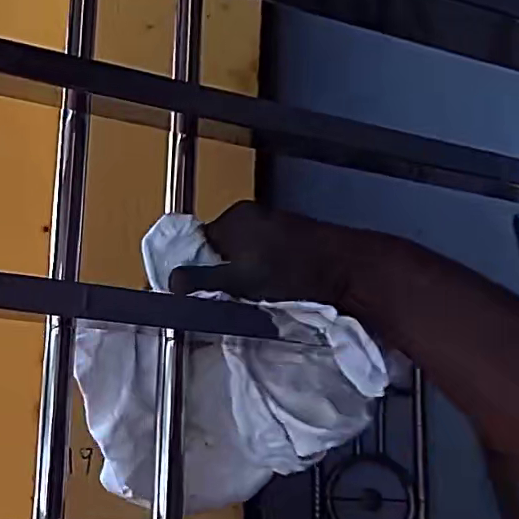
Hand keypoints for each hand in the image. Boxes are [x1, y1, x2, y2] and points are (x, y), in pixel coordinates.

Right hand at [167, 200, 394, 306]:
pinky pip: (260, 261)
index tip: (193, 294)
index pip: (195, 243)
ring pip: (239, 259)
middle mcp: (251, 217)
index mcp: (234, 218)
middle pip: (217, 251)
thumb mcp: (238, 281)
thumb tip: (170, 283)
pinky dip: (259, 278)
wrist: (348, 271)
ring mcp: (272, 228)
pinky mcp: (289, 242)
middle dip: (216, 276)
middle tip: (221, 301)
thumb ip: (201, 281)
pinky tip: (267, 294)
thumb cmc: (291, 271)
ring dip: (239, 280)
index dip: (191, 269)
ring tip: (247, 300)